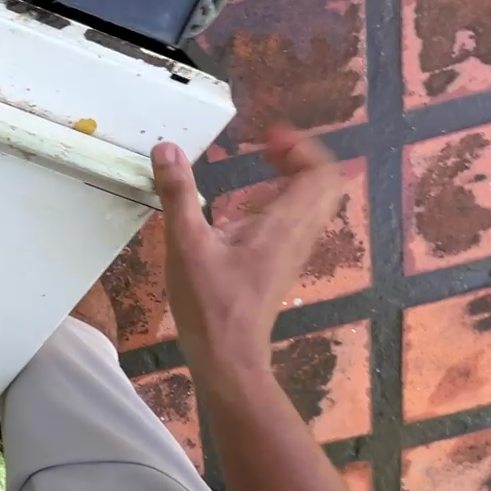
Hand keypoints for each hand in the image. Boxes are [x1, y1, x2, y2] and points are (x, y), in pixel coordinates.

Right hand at [151, 124, 338, 397]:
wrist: (228, 356)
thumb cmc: (210, 301)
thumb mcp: (185, 243)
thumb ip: (177, 193)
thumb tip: (167, 149)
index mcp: (282, 226)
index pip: (320, 175)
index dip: (300, 147)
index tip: (265, 134)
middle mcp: (296, 235)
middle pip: (323, 185)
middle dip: (298, 157)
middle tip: (263, 145)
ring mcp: (290, 251)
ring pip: (312, 203)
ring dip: (290, 176)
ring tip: (256, 164)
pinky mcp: (278, 262)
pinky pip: (294, 219)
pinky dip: (277, 198)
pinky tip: (241, 204)